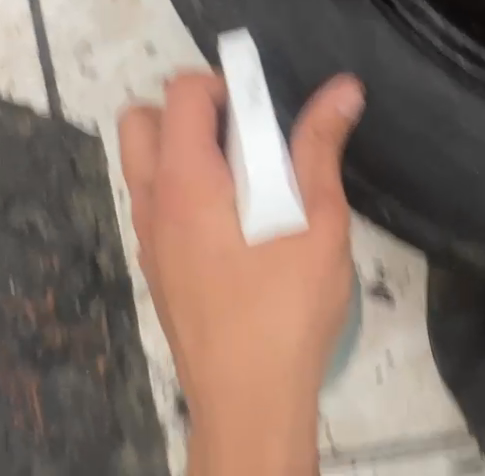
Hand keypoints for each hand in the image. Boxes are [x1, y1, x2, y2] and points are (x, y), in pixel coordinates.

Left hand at [118, 72, 365, 475]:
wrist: (250, 402)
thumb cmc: (287, 305)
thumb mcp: (318, 219)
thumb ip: (320, 146)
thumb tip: (344, 87)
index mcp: (188, 180)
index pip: (182, 93)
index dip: (224, 83)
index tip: (264, 109)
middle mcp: (154, 202)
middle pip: (141, 120)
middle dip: (187, 110)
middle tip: (244, 135)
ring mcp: (148, 239)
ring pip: (142, 164)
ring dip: (182, 149)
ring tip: (242, 177)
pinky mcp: (156, 268)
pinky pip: (153, 202)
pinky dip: (182, 188)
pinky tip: (235, 223)